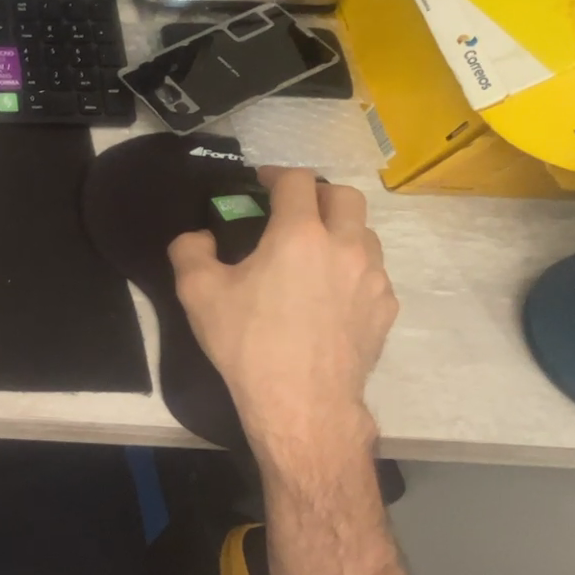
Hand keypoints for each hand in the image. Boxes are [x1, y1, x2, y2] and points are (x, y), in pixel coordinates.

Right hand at [168, 167, 397, 480]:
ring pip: (364, 232)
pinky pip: (371, 271)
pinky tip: (325, 291)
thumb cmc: (245, 341)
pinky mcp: (384, 307)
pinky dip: (349, 266)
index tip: (260, 182)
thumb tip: (200, 237)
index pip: (297, 181)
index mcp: (299, 234)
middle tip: (290, 208)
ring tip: (310, 250)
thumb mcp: (197, 292)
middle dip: (316, 193)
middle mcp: (346, 246)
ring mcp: (373, 277)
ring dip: (338, 228)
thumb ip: (190, 250)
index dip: (275, 174)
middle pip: (344, 196)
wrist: (300, 400)